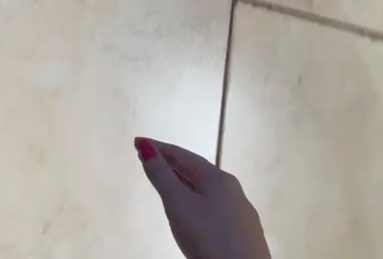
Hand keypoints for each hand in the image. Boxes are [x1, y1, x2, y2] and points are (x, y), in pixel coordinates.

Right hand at [135, 137, 270, 258]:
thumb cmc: (208, 238)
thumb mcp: (177, 204)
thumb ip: (161, 175)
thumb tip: (146, 147)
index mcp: (219, 178)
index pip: (183, 154)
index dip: (158, 148)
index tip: (137, 143)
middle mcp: (235, 192)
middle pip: (197, 171)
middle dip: (171, 165)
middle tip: (148, 161)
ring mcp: (243, 216)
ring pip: (207, 192)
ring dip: (184, 184)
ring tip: (166, 185)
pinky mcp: (245, 239)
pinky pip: (215, 210)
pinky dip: (196, 203)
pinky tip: (192, 215)